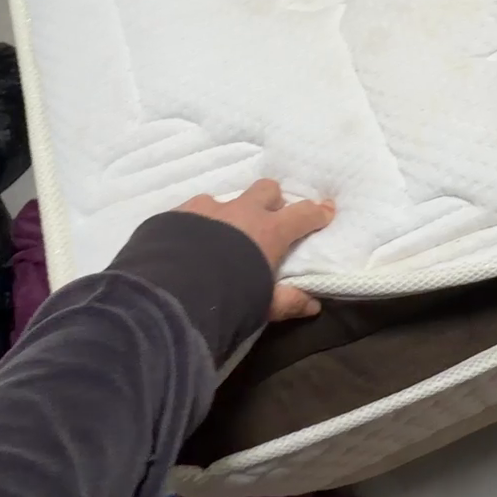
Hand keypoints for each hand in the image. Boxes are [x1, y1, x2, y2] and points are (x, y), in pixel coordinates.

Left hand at [176, 179, 332, 321]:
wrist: (170, 294)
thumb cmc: (229, 299)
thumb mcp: (263, 306)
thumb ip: (288, 301)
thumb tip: (313, 304)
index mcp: (269, 231)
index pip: (303, 214)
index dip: (317, 212)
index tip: (326, 210)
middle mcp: (241, 213)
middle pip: (266, 189)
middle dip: (271, 200)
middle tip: (267, 221)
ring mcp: (207, 209)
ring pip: (226, 199)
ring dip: (228, 215)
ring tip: (217, 238)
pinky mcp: (176, 215)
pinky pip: (191, 211)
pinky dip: (195, 224)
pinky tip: (186, 243)